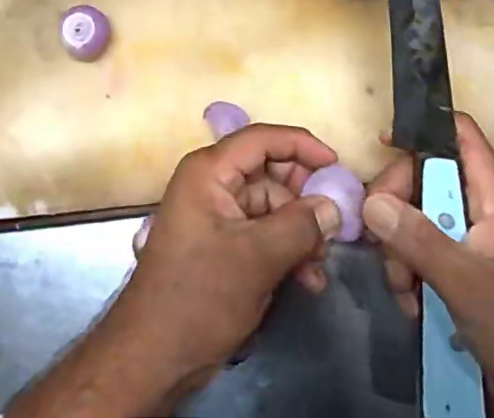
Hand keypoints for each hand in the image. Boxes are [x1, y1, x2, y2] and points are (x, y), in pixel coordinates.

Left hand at [8, 124, 342, 416]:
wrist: (156, 354)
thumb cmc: (200, 294)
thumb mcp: (255, 258)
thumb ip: (299, 226)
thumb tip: (333, 206)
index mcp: (209, 171)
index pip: (260, 139)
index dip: (300, 145)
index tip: (338, 164)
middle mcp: (211, 183)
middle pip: (269, 173)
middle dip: (304, 199)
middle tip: (336, 226)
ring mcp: (217, 215)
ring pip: (272, 207)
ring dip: (300, 233)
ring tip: (319, 267)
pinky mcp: (223, 244)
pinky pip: (263, 233)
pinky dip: (287, 251)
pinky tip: (308, 280)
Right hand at [364, 113, 493, 417]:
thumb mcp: (470, 284)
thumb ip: (418, 238)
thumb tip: (371, 201)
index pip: (461, 138)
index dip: (424, 128)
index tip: (383, 142)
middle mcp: (481, 218)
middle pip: (425, 181)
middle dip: (396, 206)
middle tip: (380, 236)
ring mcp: (471, 251)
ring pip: (417, 224)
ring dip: (399, 251)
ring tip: (404, 288)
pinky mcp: (462, 283)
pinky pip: (421, 259)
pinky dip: (408, 276)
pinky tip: (412, 305)